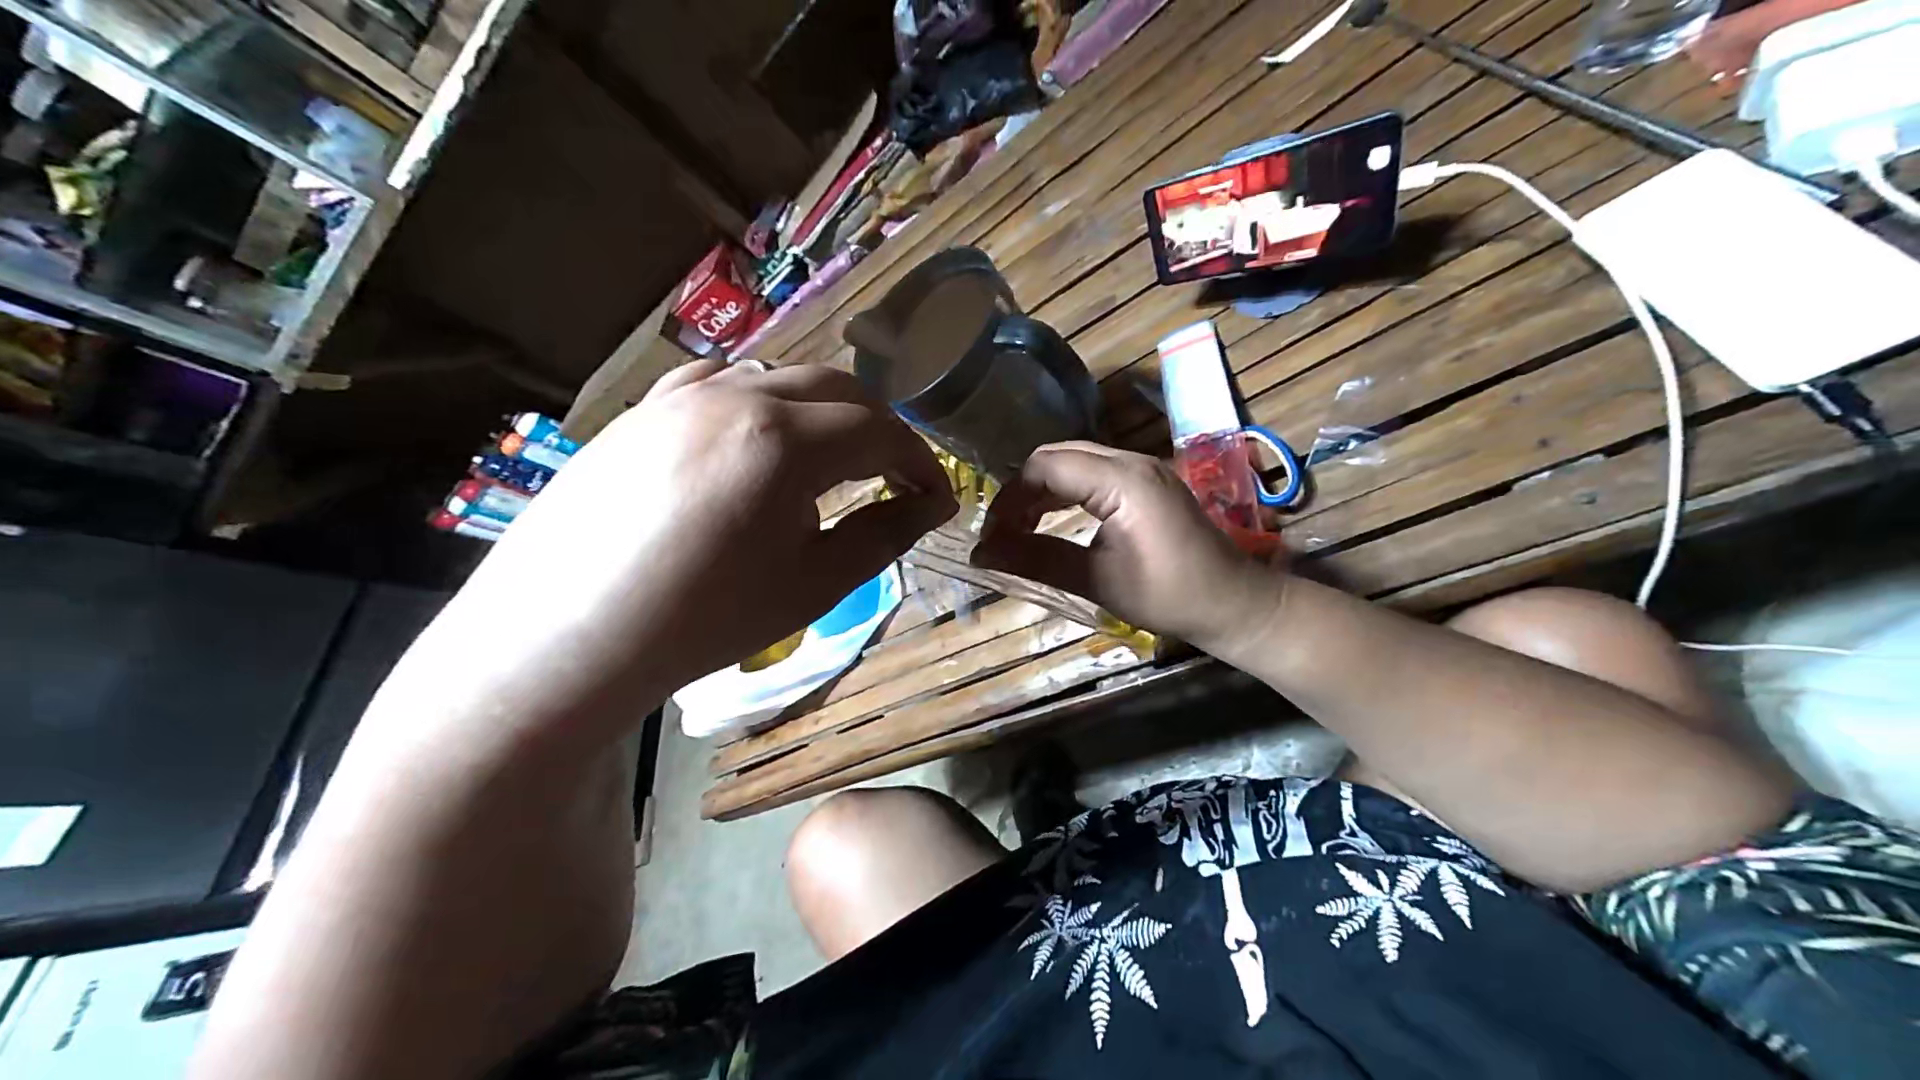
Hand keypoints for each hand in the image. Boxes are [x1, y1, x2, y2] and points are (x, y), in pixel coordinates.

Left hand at [382, 361, 956, 752]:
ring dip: (822, 411)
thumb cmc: (702, 621)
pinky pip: (719, 382)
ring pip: (778, 376)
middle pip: (836, 388)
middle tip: (892, 478)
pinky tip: (757, 435)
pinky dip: (760, 400)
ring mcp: (680, 396)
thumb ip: (882, 535)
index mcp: (784, 440)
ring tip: (829, 461)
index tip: (935, 497)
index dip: (919, 462)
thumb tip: (928, 506)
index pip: (880, 430)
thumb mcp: (812, 585)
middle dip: (878, 430)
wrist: (564, 640)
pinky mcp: (642, 410)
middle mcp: (735, 396)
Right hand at [971, 442, 1282, 650]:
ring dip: (1041, 490)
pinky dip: (1064, 492)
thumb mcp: (1097, 581)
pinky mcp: (1146, 482)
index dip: (1009, 500)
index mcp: (1121, 480)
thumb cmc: (1169, 596)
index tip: (990, 538)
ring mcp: (1141, 468)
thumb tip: (981, 556)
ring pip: (1073, 461)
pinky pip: (1092, 472)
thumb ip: (1037, 560)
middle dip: (1021, 491)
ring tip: (1018, 528)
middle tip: (1000, 532)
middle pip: (1056, 456)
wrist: (1233, 603)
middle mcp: (1130, 461)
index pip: (1045, 467)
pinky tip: (1051, 519)